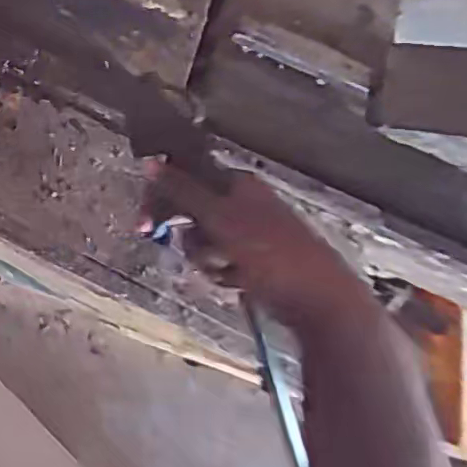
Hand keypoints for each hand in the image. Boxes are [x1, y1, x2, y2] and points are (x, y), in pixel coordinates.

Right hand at [151, 164, 376, 332]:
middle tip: (166, 246)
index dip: (161, 199)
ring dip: (202, 256)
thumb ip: (182, 189)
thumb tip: (150, 162)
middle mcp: (244, 204)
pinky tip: (235, 280)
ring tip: (220, 268)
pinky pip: (220, 260)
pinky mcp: (255, 260)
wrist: (324, 304)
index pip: (185, 179)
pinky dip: (220, 270)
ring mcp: (250, 233)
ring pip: (202, 238)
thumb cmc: (272, 254)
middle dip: (183, 232)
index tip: (143, 222)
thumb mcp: (219, 217)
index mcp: (239, 184)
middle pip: (190, 209)